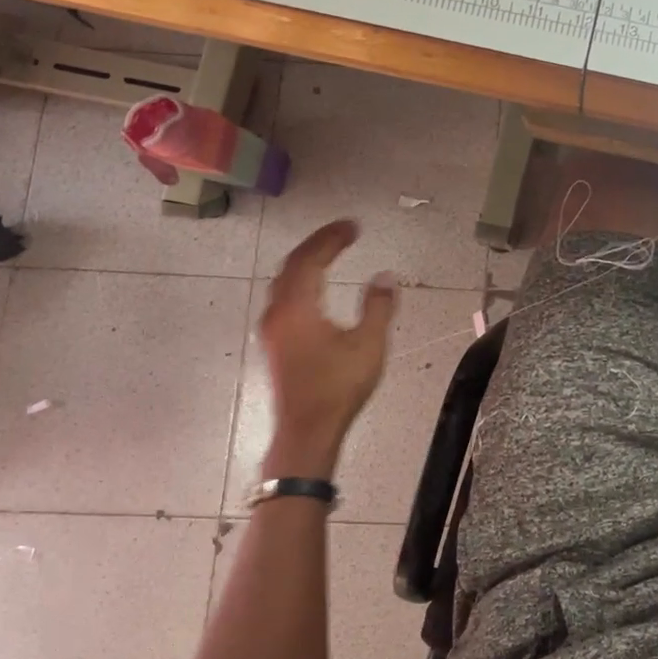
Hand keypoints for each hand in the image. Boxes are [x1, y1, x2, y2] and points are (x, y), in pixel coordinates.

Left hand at [258, 220, 397, 477]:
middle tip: (343, 233)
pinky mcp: (274, 343)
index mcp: (298, 307)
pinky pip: (283, 297)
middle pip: (292, 266)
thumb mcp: (369, 345)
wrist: (306, 432)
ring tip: (330, 252)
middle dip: (318, 244)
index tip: (354, 226)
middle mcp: (278, 313)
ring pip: (284, 282)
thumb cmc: (338, 388)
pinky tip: (315, 287)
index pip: (311, 259)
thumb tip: (385, 277)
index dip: (331, 238)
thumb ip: (378, 307)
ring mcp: (272, 329)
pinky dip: (301, 280)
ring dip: (306, 262)